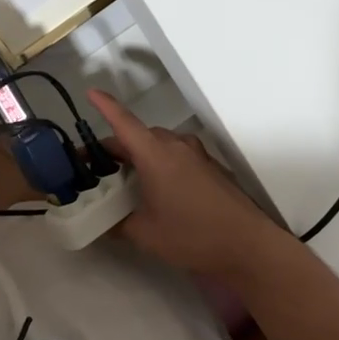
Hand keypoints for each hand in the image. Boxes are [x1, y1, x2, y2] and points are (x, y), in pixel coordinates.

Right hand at [88, 89, 285, 281]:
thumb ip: (117, 225)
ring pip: (159, 144)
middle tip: (96, 167)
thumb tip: (101, 223)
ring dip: (140, 155)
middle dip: (116, 146)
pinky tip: (157, 189)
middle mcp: (176, 147)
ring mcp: (197, 155)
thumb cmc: (193, 236)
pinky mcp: (210, 167)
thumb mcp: (145, 234)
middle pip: (139, 135)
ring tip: (125, 180)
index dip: (105, 106)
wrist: (248, 246)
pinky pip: (176, 155)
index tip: (90, 93)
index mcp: (156, 155)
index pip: (124, 122)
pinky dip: (160, 163)